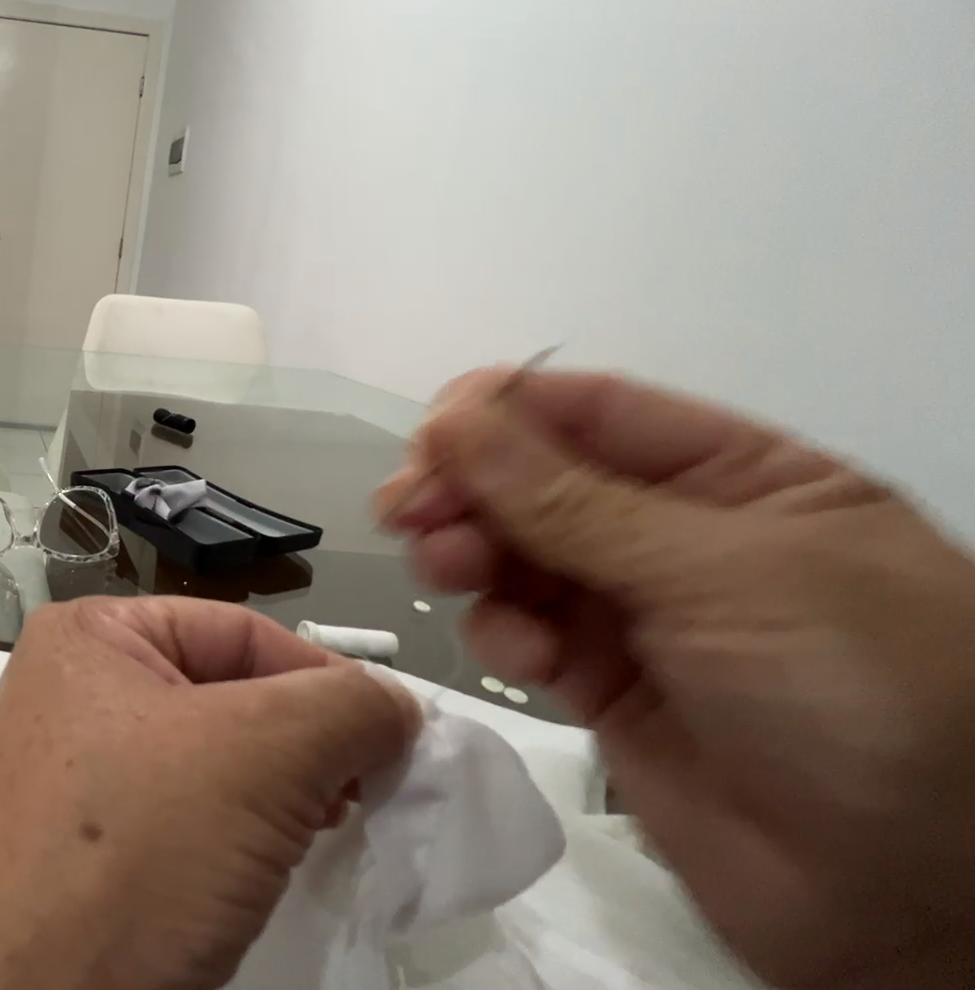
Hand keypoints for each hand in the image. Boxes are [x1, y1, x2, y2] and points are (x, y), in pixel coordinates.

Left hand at [0, 597, 418, 989]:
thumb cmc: (129, 851)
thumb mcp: (257, 752)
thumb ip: (343, 706)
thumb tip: (392, 705)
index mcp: (92, 635)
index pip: (239, 630)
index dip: (323, 676)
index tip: (392, 734)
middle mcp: (77, 689)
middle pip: (228, 691)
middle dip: (304, 739)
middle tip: (360, 787)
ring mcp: (81, 766)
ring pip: (212, 755)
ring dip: (281, 787)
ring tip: (323, 824)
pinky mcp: (94, 837)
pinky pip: (187, 808)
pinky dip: (242, 826)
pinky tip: (271, 856)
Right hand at [376, 369, 974, 989]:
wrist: (909, 906)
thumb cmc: (860, 702)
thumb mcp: (721, 575)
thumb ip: (569, 500)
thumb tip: (451, 423)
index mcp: (731, 477)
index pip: (587, 411)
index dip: (496, 414)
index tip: (427, 443)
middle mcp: (669, 532)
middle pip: (528, 480)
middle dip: (463, 490)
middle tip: (407, 514)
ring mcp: (626, 606)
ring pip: (506, 550)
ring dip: (464, 554)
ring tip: (447, 574)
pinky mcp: (588, 675)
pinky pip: (513, 626)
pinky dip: (497, 631)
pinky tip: (520, 658)